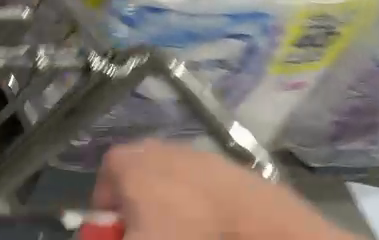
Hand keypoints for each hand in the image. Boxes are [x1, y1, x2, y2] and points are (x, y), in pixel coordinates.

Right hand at [94, 140, 353, 239]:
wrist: (275, 238)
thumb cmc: (190, 239)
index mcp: (121, 162)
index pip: (103, 200)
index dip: (114, 230)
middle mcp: (153, 148)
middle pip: (141, 192)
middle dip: (150, 222)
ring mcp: (199, 157)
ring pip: (181, 194)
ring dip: (187, 219)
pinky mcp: (238, 173)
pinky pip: (218, 199)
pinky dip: (220, 220)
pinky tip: (232, 238)